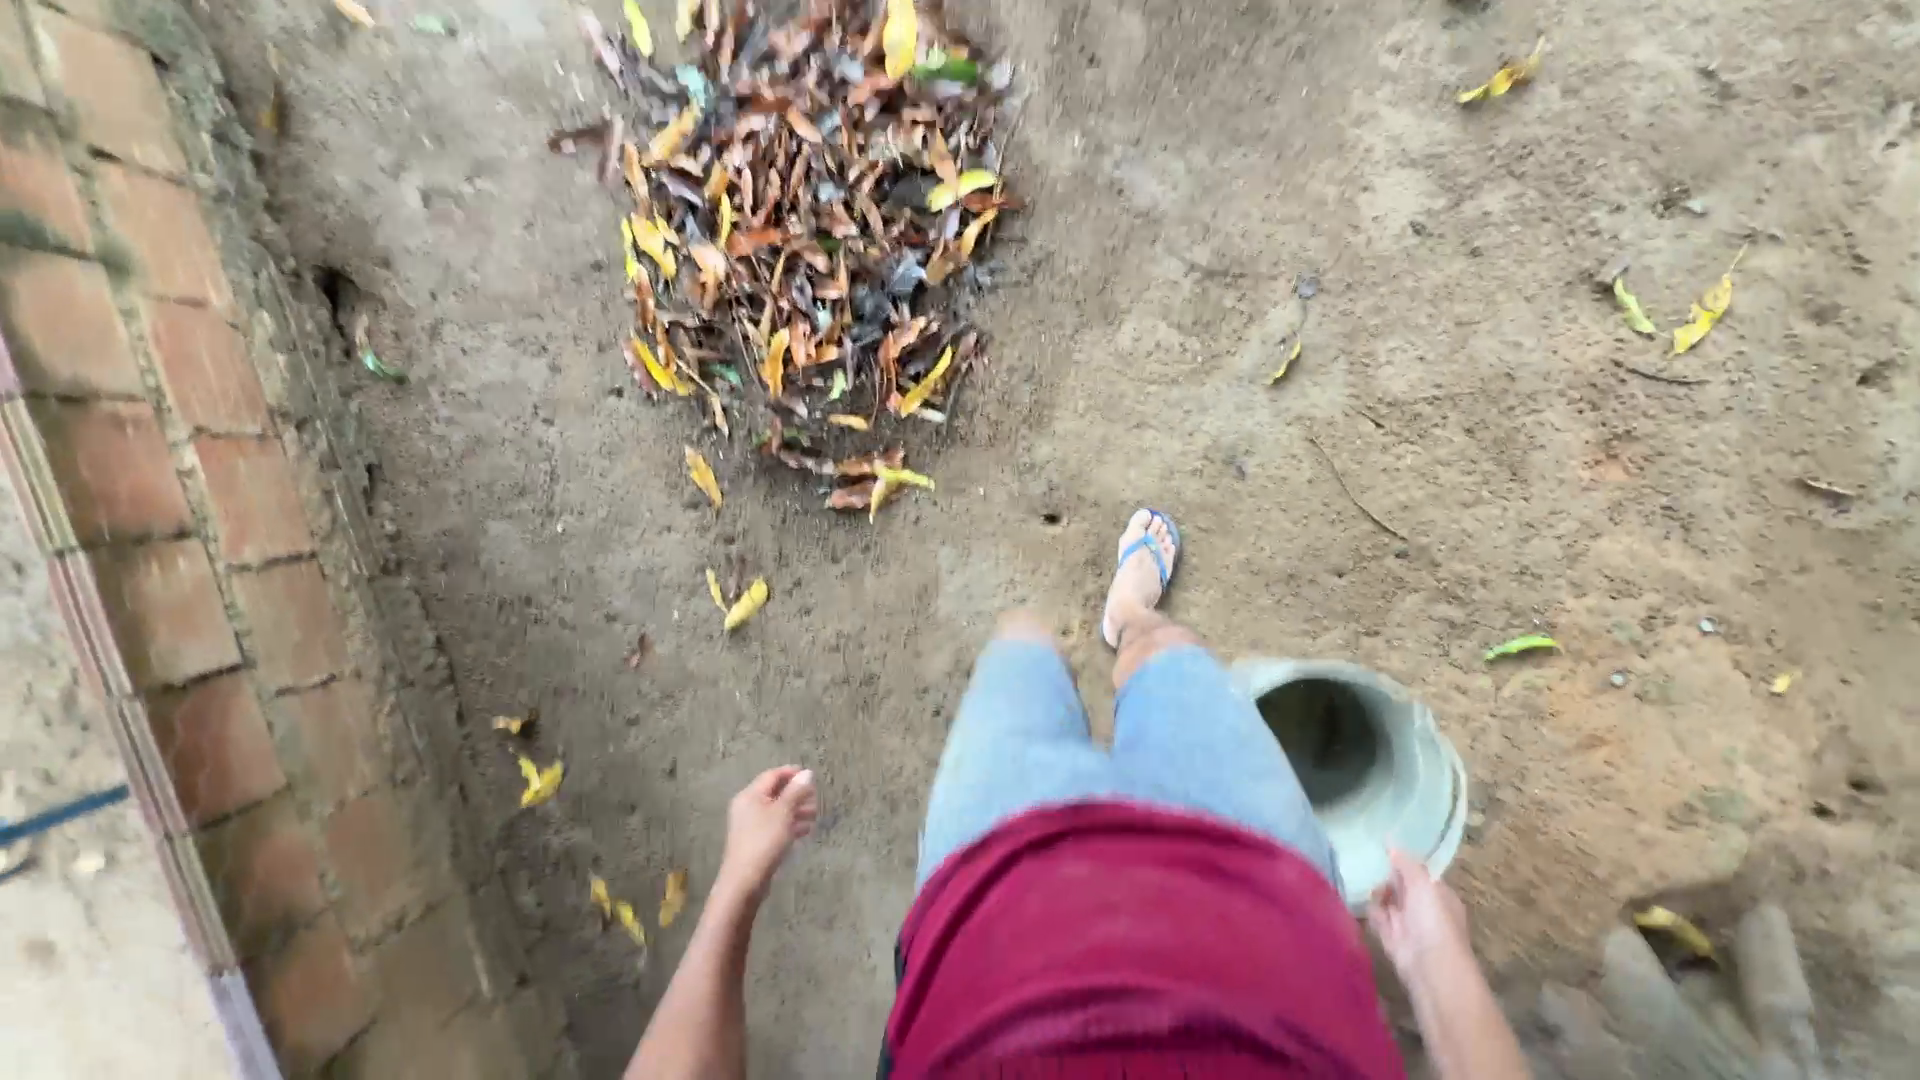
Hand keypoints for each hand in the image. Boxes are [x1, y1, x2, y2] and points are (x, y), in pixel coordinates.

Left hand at [715, 766, 818, 903]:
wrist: (745, 880)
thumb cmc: (764, 840)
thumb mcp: (783, 812)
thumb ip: (795, 791)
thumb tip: (806, 773)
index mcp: (750, 795)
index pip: (772, 775)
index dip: (792, 773)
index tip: (811, 776)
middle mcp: (748, 806)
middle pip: (775, 792)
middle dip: (796, 793)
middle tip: (816, 798)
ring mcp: (750, 825)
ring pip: (776, 810)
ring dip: (796, 810)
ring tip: (815, 815)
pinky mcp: (755, 841)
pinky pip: (774, 825)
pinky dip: (789, 824)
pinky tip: (805, 830)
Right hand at [1367, 848, 1471, 976]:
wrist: (1430, 966)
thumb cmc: (1433, 920)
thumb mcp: (1423, 884)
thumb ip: (1406, 863)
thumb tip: (1391, 843)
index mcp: (1438, 894)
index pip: (1419, 872)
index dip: (1403, 860)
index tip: (1383, 847)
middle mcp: (1423, 907)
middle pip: (1400, 884)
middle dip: (1386, 875)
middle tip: (1368, 861)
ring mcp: (1406, 922)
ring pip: (1386, 898)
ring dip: (1377, 892)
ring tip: (1369, 885)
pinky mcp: (1390, 935)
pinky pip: (1376, 916)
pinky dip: (1372, 910)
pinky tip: (1368, 904)